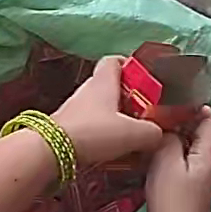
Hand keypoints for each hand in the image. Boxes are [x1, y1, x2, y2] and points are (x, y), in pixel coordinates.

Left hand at [50, 55, 165, 165]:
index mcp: (103, 82)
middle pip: (109, 86)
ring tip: (131, 135)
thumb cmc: (94, 132)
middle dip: (127, 97)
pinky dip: (102, 133)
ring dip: (114, 118)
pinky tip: (112, 149)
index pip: (115, 61)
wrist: (51, 151)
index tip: (146, 80)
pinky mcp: (66, 128)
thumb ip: (152, 132)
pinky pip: (89, 125)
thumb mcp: (133, 133)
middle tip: (144, 113)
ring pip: (99, 107)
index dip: (130, 66)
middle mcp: (87, 90)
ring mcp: (74, 109)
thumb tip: (159, 134)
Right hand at [146, 107, 210, 211]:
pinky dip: (172, 153)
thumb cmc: (172, 200)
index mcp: (209, 154)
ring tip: (152, 132)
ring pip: (192, 147)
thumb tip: (168, 130)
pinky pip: (185, 162)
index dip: (196, 107)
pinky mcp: (192, 189)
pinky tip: (154, 155)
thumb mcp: (166, 163)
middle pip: (202, 132)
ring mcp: (203, 177)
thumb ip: (167, 139)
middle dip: (181, 121)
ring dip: (175, 138)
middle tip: (156, 116)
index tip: (172, 103)